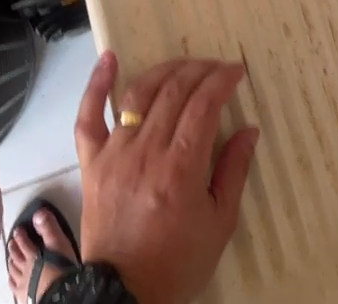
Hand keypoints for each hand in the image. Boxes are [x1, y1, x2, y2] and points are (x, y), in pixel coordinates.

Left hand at [73, 52, 260, 303]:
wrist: (122, 294)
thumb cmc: (178, 261)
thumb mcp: (220, 223)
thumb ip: (234, 171)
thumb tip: (249, 129)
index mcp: (181, 167)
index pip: (204, 104)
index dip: (222, 80)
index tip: (236, 72)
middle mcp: (147, 151)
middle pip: (175, 91)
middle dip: (201, 70)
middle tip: (217, 68)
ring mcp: (115, 153)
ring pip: (140, 94)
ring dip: (165, 70)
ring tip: (184, 64)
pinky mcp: (92, 161)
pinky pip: (88, 116)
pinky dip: (97, 84)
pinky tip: (110, 58)